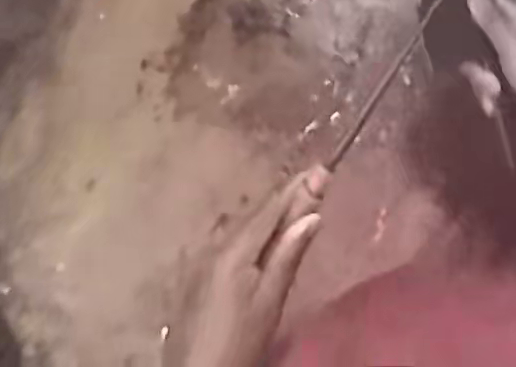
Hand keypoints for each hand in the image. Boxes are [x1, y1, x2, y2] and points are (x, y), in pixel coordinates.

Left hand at [178, 167, 327, 366]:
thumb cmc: (239, 345)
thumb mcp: (270, 302)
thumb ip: (288, 254)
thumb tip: (313, 212)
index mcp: (234, 247)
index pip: (271, 208)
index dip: (297, 188)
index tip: (320, 170)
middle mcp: (214, 242)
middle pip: (256, 212)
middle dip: (284, 197)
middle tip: (313, 182)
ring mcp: (200, 256)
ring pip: (241, 222)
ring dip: (267, 211)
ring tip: (293, 203)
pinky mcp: (195, 271)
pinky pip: (228, 236)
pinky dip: (250, 228)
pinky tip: (260, 233)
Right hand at [465, 0, 515, 151]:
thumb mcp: (512, 46)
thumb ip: (490, 22)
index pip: (493, 4)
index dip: (475, 4)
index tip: (451, 10)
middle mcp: (512, 42)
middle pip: (479, 38)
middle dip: (472, 55)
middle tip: (474, 66)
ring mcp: (510, 67)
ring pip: (480, 66)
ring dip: (480, 81)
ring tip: (492, 92)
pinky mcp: (508, 91)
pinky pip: (485, 88)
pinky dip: (487, 97)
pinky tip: (493, 106)